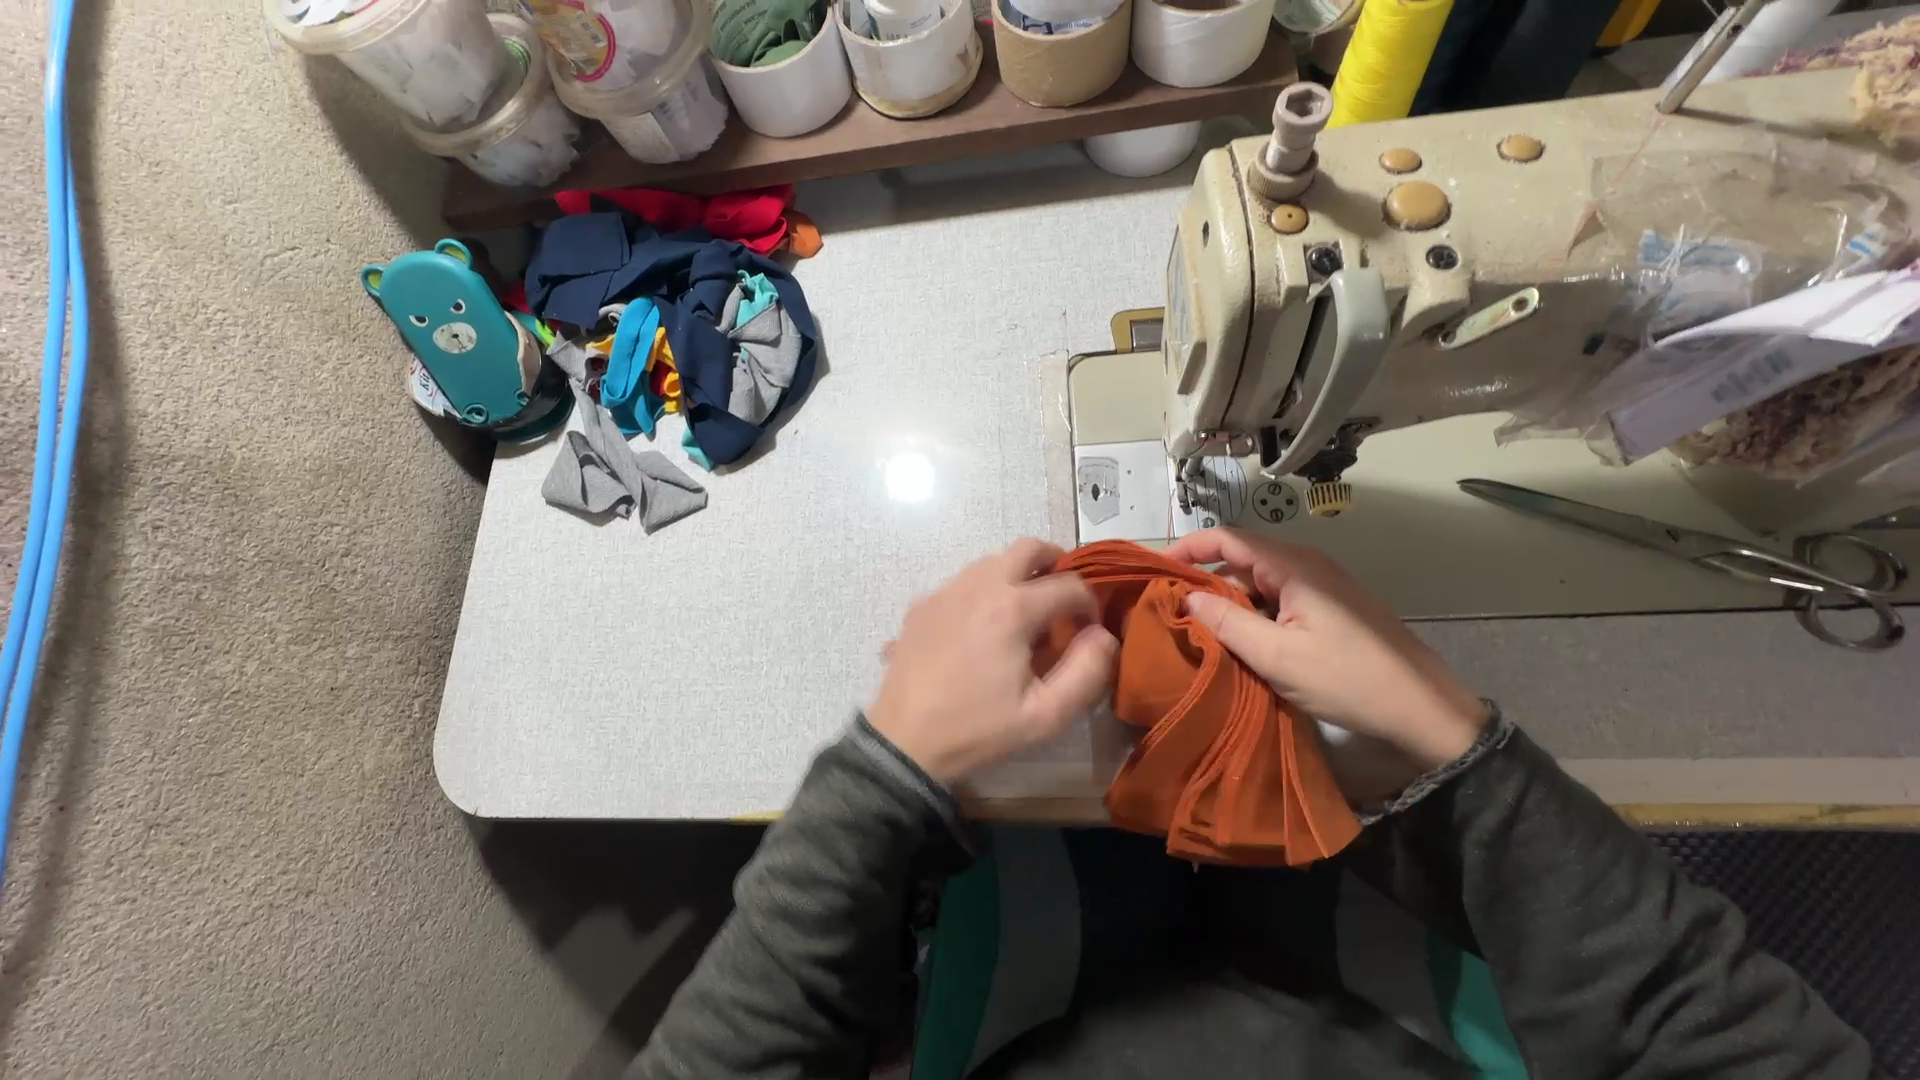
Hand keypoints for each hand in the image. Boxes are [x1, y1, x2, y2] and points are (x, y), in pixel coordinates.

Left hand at [868, 539, 1118, 784]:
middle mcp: (977, 586)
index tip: (1089, 630)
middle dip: (1056, 565)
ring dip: (1018, 576)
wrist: (904, 743)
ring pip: (992, 561)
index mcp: (1012, 609)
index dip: (1090, 604)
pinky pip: (963, 581)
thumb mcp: (1045, 715)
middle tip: (1063, 600)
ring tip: (1025, 617)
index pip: (1069, 584)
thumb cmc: (978, 731)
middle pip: (1028, 548)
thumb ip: (1087, 671)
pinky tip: (983, 630)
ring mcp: (944, 591)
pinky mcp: (921, 605)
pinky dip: (984, 591)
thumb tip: (1103, 636)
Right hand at [1166, 528, 1487, 772]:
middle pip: (1241, 559)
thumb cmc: (1348, 679)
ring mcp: (1320, 587)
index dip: (1188, 548)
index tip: (1155, 571)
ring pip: (1258, 583)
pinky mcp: (1328, 609)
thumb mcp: (1277, 656)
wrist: (1422, 709)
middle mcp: (1306, 565)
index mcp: (1293, 566)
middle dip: (1203, 580)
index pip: (1227, 538)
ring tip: (1197, 631)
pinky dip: (1252, 615)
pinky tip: (1239, 643)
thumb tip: (1185, 596)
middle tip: (1169, 610)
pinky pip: (1277, 600)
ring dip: (1228, 603)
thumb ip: (1227, 623)